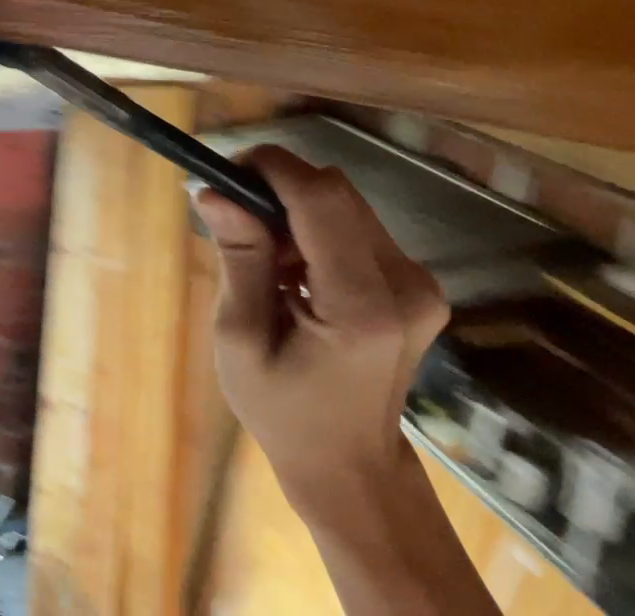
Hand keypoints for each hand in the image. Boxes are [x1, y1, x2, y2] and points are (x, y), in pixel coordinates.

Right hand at [191, 145, 448, 504]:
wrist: (349, 464)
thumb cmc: (282, 411)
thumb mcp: (240, 339)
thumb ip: (239, 259)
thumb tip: (214, 192)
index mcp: (361, 307)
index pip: (321, 200)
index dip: (273, 168)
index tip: (226, 172)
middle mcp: (406, 285)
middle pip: (337, 194)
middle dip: (278, 190)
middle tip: (234, 221)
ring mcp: (420, 285)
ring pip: (347, 205)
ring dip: (296, 213)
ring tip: (265, 262)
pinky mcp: (418, 285)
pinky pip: (358, 229)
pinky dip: (317, 233)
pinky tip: (295, 274)